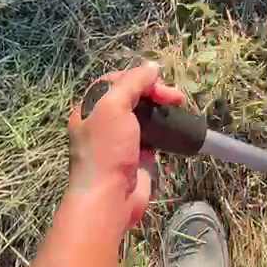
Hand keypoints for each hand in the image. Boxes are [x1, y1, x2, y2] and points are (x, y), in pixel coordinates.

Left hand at [65, 62, 186, 231]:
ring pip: (143, 115)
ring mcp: (119, 141)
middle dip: (154, 92)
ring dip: (161, 109)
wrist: (109, 199)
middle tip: (175, 97)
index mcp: (89, 108)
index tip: (157, 83)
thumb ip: (133, 82)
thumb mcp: (114, 106)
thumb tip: (152, 67)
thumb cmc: (107, 149)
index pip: (115, 81)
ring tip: (178, 109)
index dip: (137, 77)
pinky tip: (170, 130)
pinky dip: (161, 130)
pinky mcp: (135, 157)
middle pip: (132, 96)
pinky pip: (151, 135)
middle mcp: (102, 122)